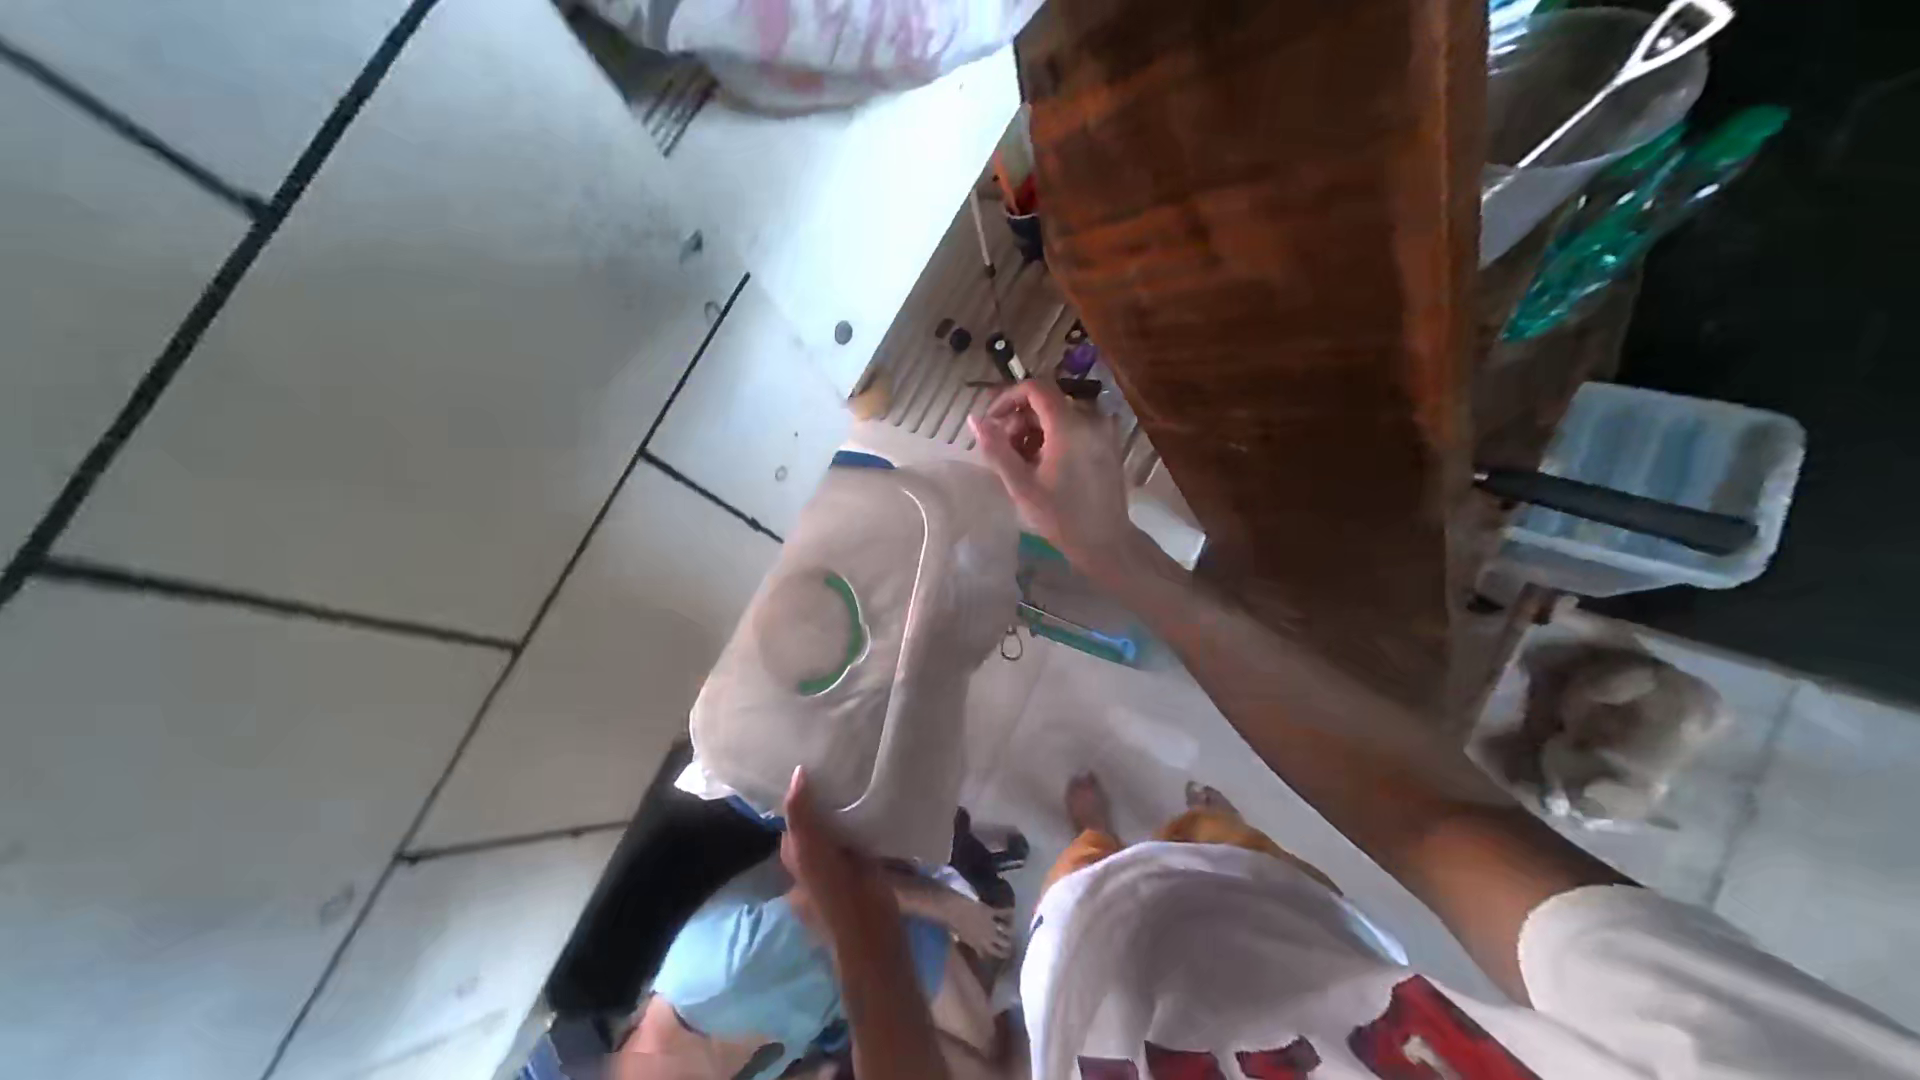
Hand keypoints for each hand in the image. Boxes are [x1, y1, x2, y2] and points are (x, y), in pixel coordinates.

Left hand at [780, 767, 901, 949]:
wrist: (874, 940)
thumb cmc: (839, 898)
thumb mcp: (813, 854)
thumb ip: (802, 817)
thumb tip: (798, 773)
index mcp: (796, 860)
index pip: (794, 819)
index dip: (802, 795)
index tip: (820, 767)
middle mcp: (812, 866)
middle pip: (817, 825)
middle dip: (828, 802)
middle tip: (847, 771)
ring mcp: (839, 872)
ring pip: (839, 833)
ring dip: (848, 815)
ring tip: (865, 783)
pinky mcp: (864, 874)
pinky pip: (862, 842)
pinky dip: (867, 827)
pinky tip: (881, 811)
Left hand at [940, 894, 1013, 958]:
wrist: (954, 911)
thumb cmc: (955, 925)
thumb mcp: (964, 939)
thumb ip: (974, 945)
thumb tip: (978, 950)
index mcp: (980, 945)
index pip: (993, 953)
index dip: (1001, 954)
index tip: (1005, 954)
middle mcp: (988, 937)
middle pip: (1003, 944)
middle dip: (1009, 945)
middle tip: (1013, 944)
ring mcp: (990, 925)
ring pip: (1006, 931)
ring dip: (1010, 931)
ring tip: (1014, 930)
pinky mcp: (990, 912)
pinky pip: (1002, 913)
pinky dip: (1008, 912)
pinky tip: (1013, 911)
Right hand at [968, 379, 1144, 583]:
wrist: (1106, 541)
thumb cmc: (1061, 516)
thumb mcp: (1021, 484)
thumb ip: (996, 448)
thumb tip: (974, 420)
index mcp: (1070, 425)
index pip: (1034, 388)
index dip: (1007, 398)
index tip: (991, 422)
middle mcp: (1091, 418)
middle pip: (1047, 401)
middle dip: (1020, 419)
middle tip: (1004, 450)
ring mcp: (1104, 430)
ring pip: (1060, 413)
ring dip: (1036, 429)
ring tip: (1022, 462)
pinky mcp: (1109, 442)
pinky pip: (1076, 425)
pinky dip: (1055, 435)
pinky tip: (1044, 464)